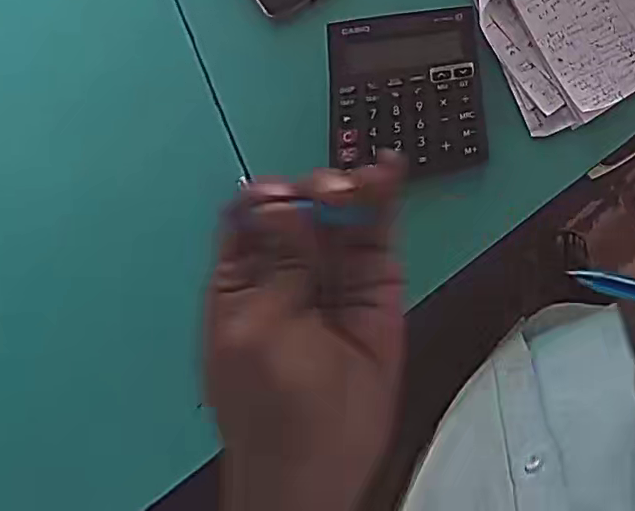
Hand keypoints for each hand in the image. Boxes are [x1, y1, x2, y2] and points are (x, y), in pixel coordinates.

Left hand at [204, 163, 404, 510]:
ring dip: (357, 184)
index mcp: (244, 280)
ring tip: (372, 176)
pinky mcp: (378, 274)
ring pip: (346, 209)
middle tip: (334, 193)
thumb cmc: (273, 404)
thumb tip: (281, 202)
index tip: (285, 191)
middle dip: (318, 188)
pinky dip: (386, 197)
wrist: (328, 463)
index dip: (268, 195)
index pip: (251, 218)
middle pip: (305, 204)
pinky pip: (380, 228)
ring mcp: (337, 268)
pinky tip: (390, 170)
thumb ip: (277, 264)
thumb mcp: (258, 332)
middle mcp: (291, 265)